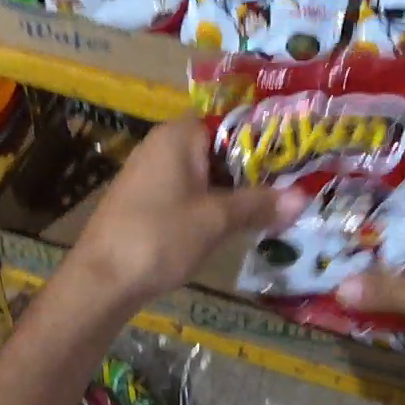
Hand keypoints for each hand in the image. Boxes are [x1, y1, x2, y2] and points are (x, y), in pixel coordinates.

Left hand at [71, 116, 305, 308]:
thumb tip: (304, 197)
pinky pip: (190, 192)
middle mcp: (163, 144)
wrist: (100, 281)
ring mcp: (151, 173)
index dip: (267, 141)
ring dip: (236, 191)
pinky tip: (236, 225)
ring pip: (207, 174)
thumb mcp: (217, 220)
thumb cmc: (160, 236)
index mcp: (179, 134)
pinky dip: (213, 204)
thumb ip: (259, 204)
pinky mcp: (146, 200)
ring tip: (275, 208)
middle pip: (221, 148)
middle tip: (295, 188)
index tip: (298, 160)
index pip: (233, 123)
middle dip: (255, 170)